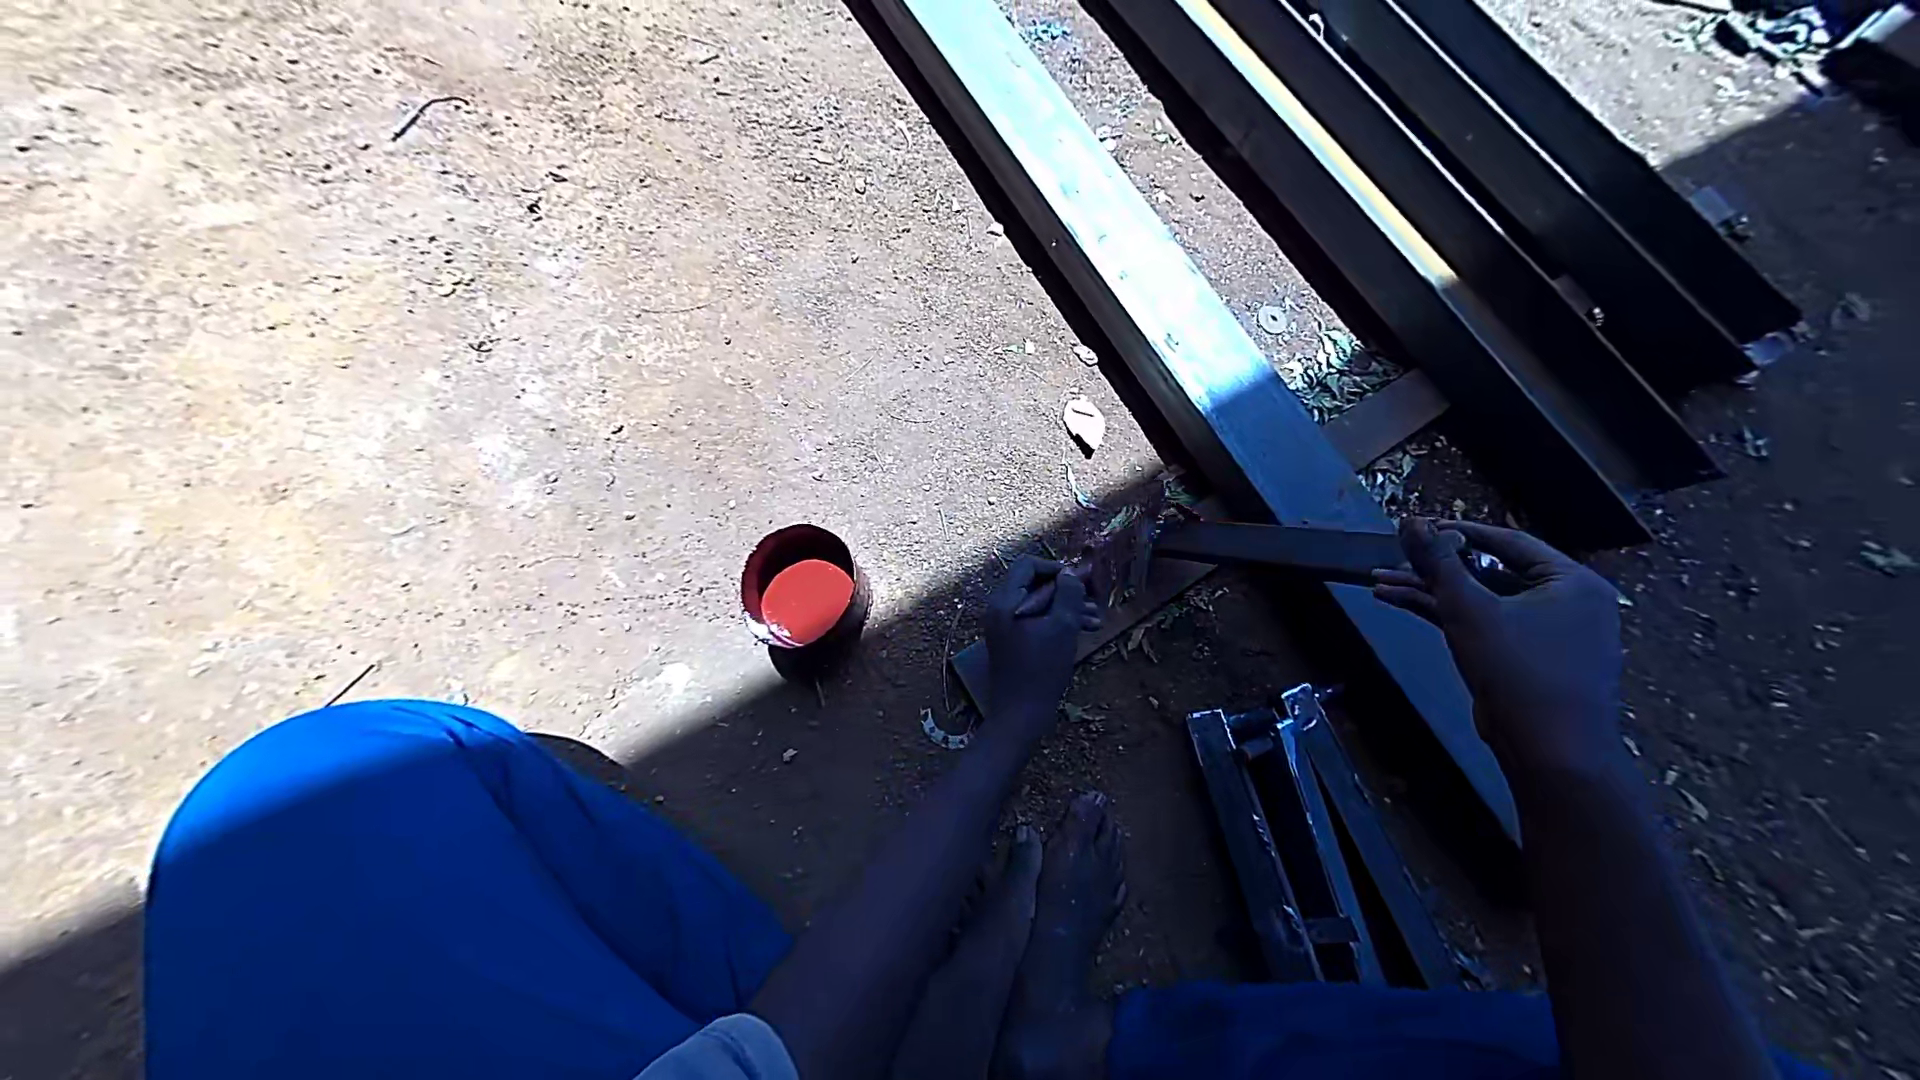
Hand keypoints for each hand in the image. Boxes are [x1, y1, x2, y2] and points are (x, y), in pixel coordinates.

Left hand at [984, 556, 1101, 736]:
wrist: (1020, 714)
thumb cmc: (1042, 670)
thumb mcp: (1062, 627)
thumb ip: (1067, 595)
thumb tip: (1069, 574)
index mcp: (1005, 602)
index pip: (1027, 565)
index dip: (1055, 569)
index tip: (1078, 582)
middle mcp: (999, 609)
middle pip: (1033, 584)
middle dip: (1065, 591)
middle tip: (1092, 600)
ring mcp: (1004, 626)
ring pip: (1038, 604)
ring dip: (1066, 608)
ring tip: (1095, 620)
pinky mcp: (1011, 640)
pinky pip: (1034, 620)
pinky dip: (1056, 622)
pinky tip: (1082, 630)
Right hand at [1372, 518, 1624, 777]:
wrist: (1548, 747)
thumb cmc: (1518, 668)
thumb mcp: (1469, 608)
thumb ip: (1437, 562)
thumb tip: (1410, 521)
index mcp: (1570, 582)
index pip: (1508, 541)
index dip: (1458, 531)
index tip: (1416, 526)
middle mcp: (1564, 600)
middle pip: (1487, 570)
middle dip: (1433, 566)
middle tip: (1393, 556)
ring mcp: (1543, 630)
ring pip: (1477, 598)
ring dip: (1428, 590)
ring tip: (1380, 581)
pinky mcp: (1521, 654)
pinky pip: (1479, 621)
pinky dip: (1442, 612)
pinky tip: (1398, 602)